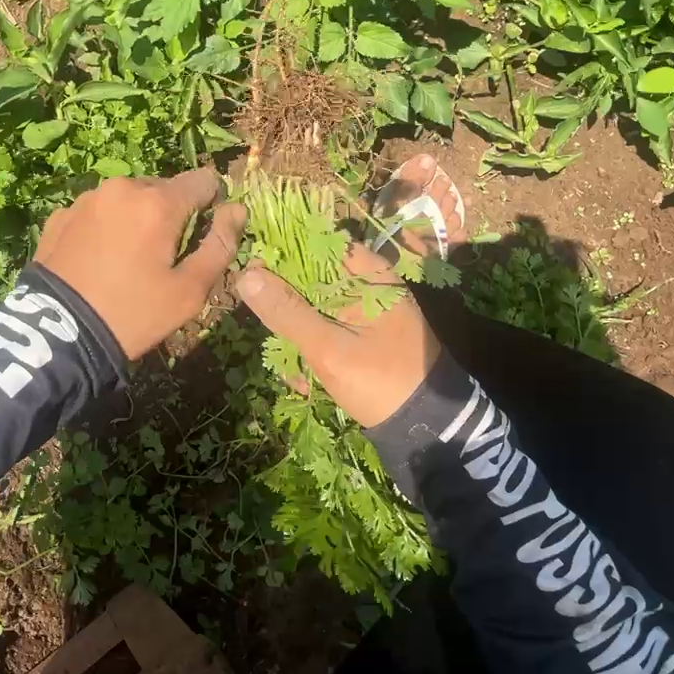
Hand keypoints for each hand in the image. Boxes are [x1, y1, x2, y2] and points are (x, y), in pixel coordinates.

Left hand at [34, 169, 247, 359]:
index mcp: (158, 202)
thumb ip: (220, 245)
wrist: (57, 332)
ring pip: (128, 198)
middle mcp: (122, 187)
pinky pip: (97, 212)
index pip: (203, 180)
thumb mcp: (189, 291)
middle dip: (171, 214)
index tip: (203, 235)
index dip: (212, 204)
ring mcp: (87, 199)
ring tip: (128, 260)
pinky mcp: (61, 215)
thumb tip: (237, 210)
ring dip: (136, 218)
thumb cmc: (133, 313)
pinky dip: (105, 227)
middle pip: (163, 189)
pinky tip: (99, 261)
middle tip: (163, 257)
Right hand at [236, 244, 440, 426]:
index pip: (317, 243)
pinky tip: (303, 379)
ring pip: (311, 306)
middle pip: (309, 276)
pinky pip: (322, 329)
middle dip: (284, 304)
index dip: (282, 252)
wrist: (427, 431)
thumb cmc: (383, 381)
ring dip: (294, 334)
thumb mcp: (329, 349)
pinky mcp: (359, 336)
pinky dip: (309, 350)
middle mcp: (367, 287)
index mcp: (370, 277)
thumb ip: (287, 311)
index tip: (252, 272)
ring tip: (291, 369)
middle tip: (270, 333)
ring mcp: (363, 313)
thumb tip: (245, 276)